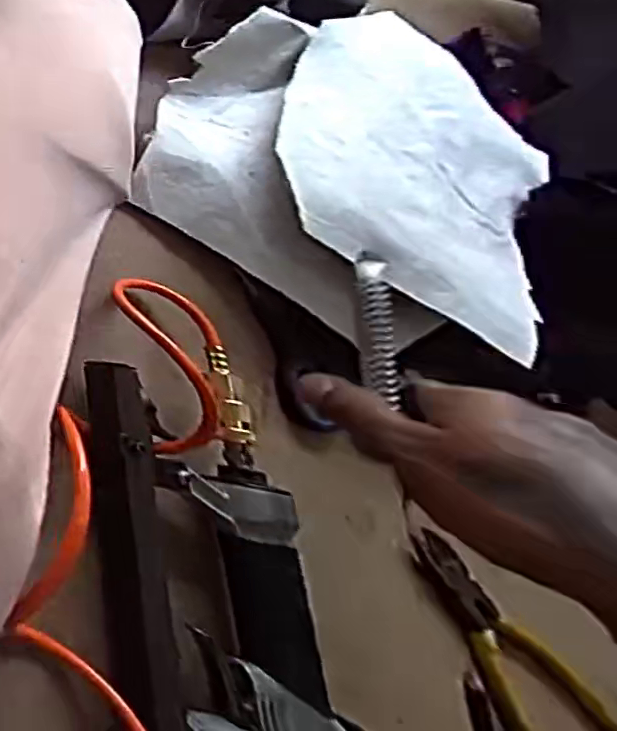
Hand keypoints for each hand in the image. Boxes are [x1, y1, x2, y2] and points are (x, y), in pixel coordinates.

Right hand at [299, 375, 616, 629]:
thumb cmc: (521, 512)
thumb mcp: (412, 459)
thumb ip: (361, 416)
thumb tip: (312, 382)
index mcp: (471, 399)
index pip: (405, 394)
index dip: (385, 423)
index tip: (380, 448)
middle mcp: (525, 410)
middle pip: (454, 421)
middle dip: (436, 448)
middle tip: (426, 483)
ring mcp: (572, 443)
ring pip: (502, 447)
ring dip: (485, 470)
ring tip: (479, 507)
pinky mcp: (603, 477)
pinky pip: (546, 473)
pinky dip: (531, 491)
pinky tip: (526, 517)